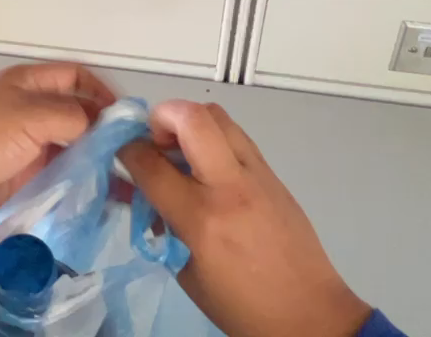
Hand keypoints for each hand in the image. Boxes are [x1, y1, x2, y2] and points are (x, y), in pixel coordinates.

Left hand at [0, 61, 117, 230]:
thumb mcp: (30, 116)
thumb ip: (74, 117)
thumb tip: (104, 125)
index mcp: (29, 82)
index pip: (77, 77)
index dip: (103, 94)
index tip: (127, 122)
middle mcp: (29, 108)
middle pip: (77, 114)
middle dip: (104, 132)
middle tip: (134, 159)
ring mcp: (24, 143)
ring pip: (71, 146)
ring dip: (96, 160)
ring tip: (125, 185)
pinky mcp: (20, 175)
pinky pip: (58, 174)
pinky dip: (80, 182)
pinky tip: (99, 198)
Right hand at [120, 100, 370, 336]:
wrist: (309, 315)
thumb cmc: (240, 305)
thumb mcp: (185, 272)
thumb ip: (159, 224)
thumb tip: (136, 190)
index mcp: (202, 220)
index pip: (152, 164)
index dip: (127, 150)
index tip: (120, 150)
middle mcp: (229, 186)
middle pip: (190, 118)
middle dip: (161, 116)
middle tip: (154, 139)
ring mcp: (256, 174)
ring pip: (216, 115)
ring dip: (189, 121)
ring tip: (180, 148)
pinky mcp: (272, 173)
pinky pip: (235, 134)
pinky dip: (212, 136)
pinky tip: (207, 165)